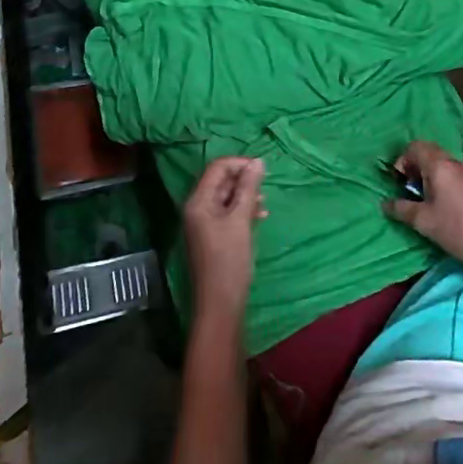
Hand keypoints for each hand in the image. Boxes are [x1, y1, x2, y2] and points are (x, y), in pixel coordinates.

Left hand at [182, 157, 267, 320]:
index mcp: (198, 201)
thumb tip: (258, 162)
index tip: (263, 169)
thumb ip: (248, 188)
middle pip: (221, 180)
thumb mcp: (240, 219)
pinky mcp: (213, 233)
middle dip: (244, 180)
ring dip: (246, 195)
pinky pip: (228, 211)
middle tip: (265, 189)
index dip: (240, 164)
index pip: (217, 168)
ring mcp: (204, 221)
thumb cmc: (230, 258)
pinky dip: (244, 209)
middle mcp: (197, 207)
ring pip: (226, 196)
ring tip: (264, 204)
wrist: (220, 301)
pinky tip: (260, 215)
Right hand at [384, 141, 462, 280]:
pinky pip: (456, 175)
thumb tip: (385, 204)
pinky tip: (446, 207)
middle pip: (430, 153)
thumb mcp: (422, 220)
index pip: (415, 147)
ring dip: (431, 176)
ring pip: (444, 164)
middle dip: (416, 168)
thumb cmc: (455, 229)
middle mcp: (456, 163)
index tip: (400, 183)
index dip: (403, 160)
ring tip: (426, 201)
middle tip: (410, 191)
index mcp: (439, 165)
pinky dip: (445, 183)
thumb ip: (400, 208)